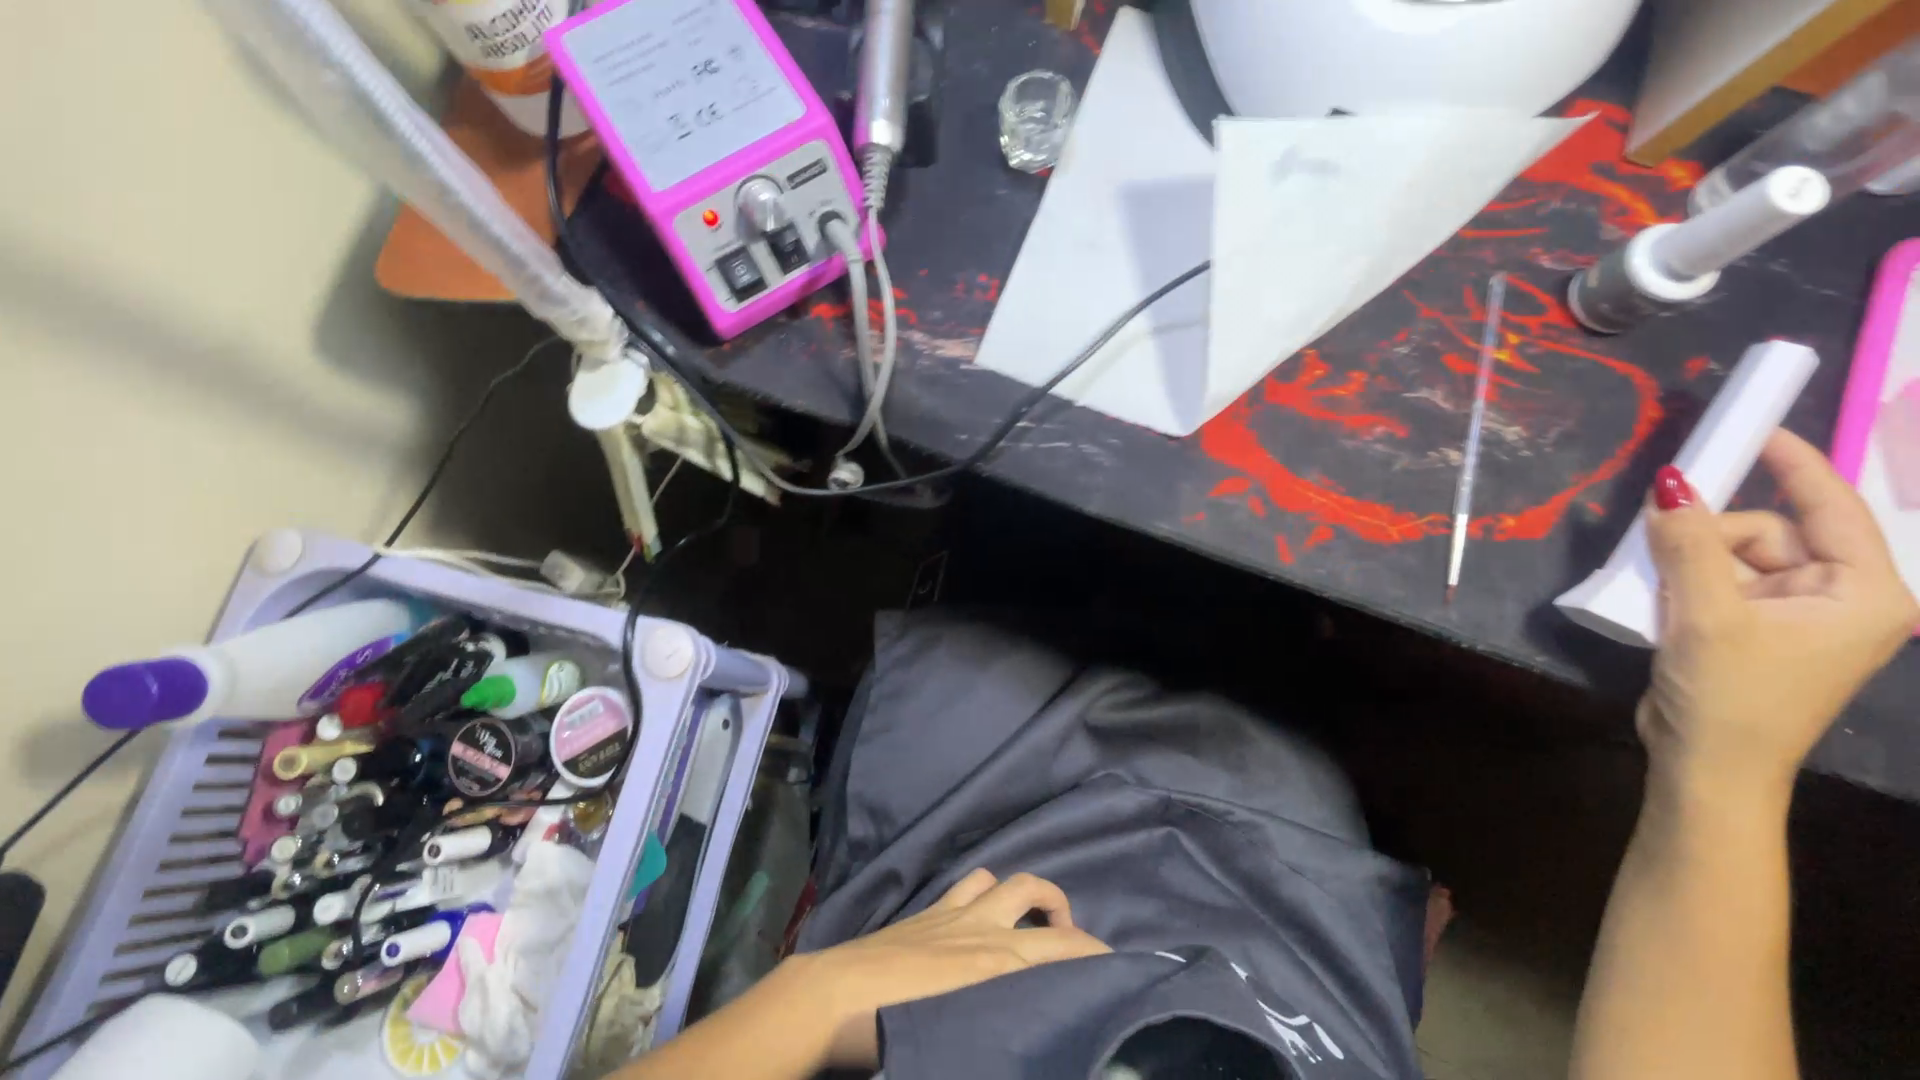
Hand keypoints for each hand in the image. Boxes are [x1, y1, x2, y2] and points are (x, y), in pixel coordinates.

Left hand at [784, 869, 1109, 1067]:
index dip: (1098, 955)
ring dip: (1033, 895)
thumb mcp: (962, 1033)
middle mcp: (984, 928)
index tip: (1123, 969)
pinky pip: (971, 883)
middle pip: (1043, 906)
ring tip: (1039, 922)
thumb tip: (1029, 1025)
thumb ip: (1003, 1019)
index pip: (1064, 948)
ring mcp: (956, 912)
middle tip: (1086, 951)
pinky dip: (990, 890)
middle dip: (1074, 922)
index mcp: (997, 961)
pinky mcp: (931, 909)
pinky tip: (988, 911)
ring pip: (1009, 882)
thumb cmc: (896, 1026)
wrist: (837, 996)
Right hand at [1640, 430, 1917, 794]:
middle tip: (1659, 550)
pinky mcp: (1754, 631)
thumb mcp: (1707, 616)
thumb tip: (1671, 481)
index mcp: (1862, 593)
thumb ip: (1689, 544)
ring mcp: (1794, 616)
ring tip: (1656, 588)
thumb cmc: (1731, 695)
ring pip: (1733, 557)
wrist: (1708, 767)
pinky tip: (1661, 599)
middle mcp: (1837, 598)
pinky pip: (1718, 582)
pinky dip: (1686, 582)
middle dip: (1710, 537)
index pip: (1831, 508)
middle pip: (1768, 533)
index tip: (1757, 429)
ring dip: (1689, 562)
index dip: (1795, 464)